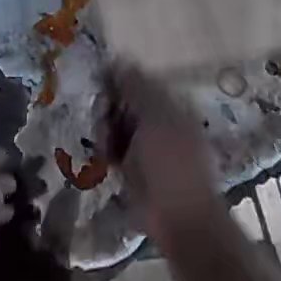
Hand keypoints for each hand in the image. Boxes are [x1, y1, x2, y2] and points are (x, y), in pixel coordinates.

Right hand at [102, 64, 224, 239]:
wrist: (180, 220)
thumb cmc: (170, 163)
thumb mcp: (154, 117)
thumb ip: (137, 87)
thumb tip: (120, 61)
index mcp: (173, 106)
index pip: (141, 83)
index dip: (119, 83)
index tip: (101, 87)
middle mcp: (162, 123)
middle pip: (126, 105)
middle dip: (110, 110)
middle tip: (102, 123)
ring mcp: (150, 149)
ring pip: (118, 128)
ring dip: (106, 133)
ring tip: (105, 148)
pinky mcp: (136, 172)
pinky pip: (116, 152)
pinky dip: (107, 153)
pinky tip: (104, 159)